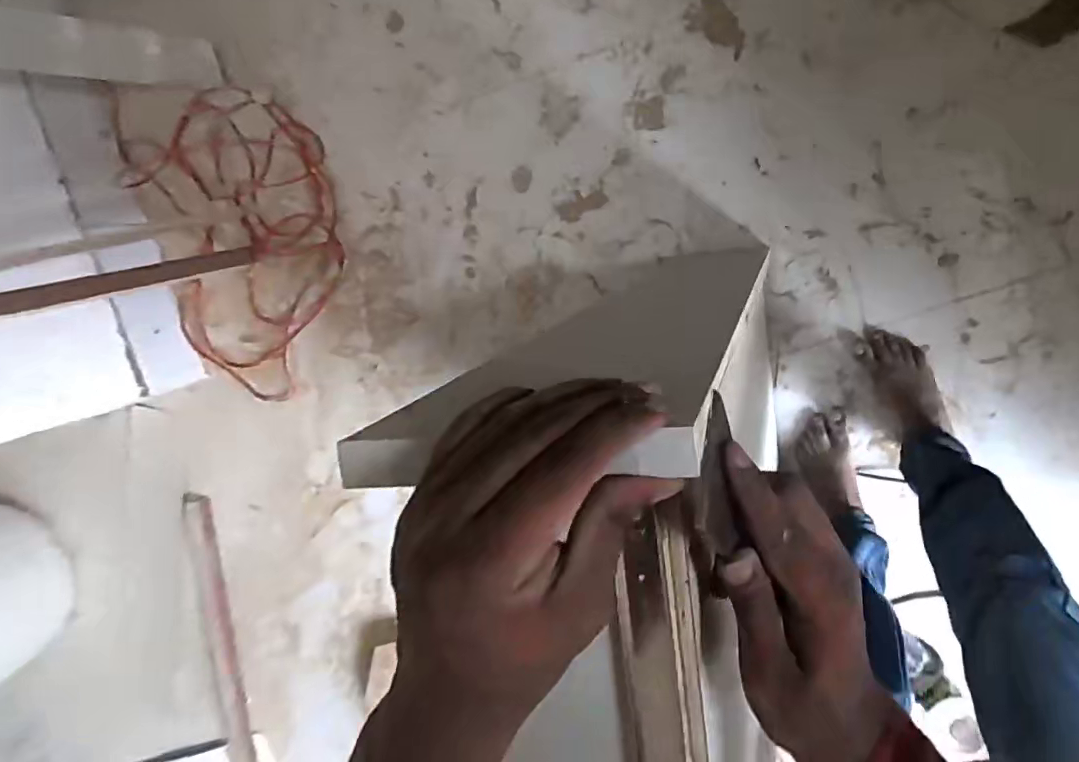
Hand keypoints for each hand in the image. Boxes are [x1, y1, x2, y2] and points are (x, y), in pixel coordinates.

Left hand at [353, 380, 682, 761]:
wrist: (445, 689)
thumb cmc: (524, 659)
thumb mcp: (582, 606)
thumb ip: (610, 527)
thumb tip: (656, 471)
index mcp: (489, 558)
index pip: (562, 468)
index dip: (613, 431)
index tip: (655, 411)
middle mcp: (447, 517)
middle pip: (533, 433)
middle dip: (596, 404)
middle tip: (642, 391)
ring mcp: (427, 498)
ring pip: (503, 420)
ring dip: (563, 396)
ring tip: (610, 389)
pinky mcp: (422, 490)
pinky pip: (470, 424)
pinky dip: (516, 403)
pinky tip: (552, 400)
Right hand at [720, 440, 900, 761]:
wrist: (853, 723)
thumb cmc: (804, 707)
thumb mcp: (768, 677)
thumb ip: (754, 612)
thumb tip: (734, 553)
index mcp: (821, 594)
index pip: (781, 529)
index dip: (752, 489)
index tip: (728, 452)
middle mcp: (835, 562)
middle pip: (794, 498)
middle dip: (753, 484)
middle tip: (709, 497)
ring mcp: (838, 556)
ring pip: (799, 499)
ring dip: (761, 493)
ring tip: (723, 516)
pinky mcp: (833, 557)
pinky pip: (801, 514)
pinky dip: (771, 508)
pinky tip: (746, 536)